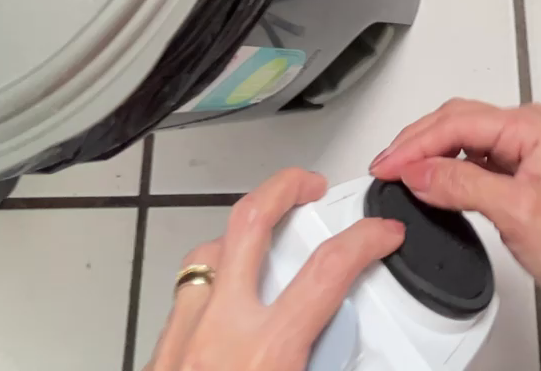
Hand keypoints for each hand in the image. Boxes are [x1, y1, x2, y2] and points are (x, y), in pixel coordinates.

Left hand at [148, 168, 403, 370]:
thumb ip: (337, 361)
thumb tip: (361, 351)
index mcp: (265, 355)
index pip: (328, 269)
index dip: (366, 239)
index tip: (382, 234)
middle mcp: (219, 334)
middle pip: (251, 222)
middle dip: (286, 188)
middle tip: (311, 187)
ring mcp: (182, 339)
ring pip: (210, 251)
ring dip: (244, 233)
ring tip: (271, 236)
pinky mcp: (158, 356)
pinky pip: (188, 291)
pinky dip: (214, 277)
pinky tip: (229, 294)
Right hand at [367, 99, 540, 328]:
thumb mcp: (516, 212)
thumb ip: (462, 186)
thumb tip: (419, 171)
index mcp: (531, 128)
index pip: (458, 122)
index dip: (417, 143)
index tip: (389, 164)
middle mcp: (527, 134)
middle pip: (458, 123)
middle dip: (418, 142)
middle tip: (385, 165)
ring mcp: (523, 157)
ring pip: (463, 141)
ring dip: (430, 154)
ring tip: (400, 171)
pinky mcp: (519, 180)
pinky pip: (473, 163)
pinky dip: (447, 170)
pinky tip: (432, 183)